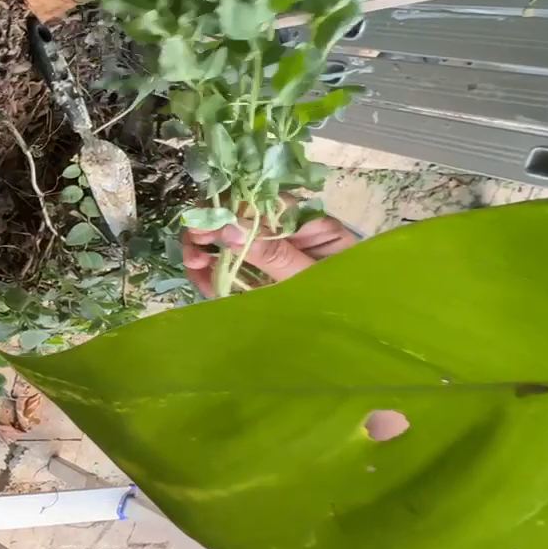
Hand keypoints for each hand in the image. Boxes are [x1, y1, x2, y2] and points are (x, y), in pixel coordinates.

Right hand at [182, 213, 358, 296]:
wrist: (354, 345)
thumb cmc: (344, 305)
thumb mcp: (308, 279)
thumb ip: (271, 253)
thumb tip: (228, 227)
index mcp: (309, 226)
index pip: (263, 203)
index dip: (228, 210)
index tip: (203, 228)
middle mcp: (285, 233)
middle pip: (235, 218)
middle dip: (208, 232)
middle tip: (193, 252)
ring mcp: (267, 253)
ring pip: (223, 240)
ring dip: (202, 250)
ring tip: (193, 267)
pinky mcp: (254, 272)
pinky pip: (224, 263)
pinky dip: (208, 270)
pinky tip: (201, 279)